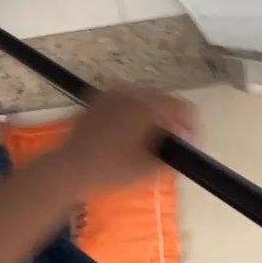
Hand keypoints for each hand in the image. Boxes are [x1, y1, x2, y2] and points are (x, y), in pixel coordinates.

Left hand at [47, 87, 199, 195]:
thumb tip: (186, 140)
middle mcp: (130, 93)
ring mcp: (111, 94)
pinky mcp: (97, 99)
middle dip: (171, 116)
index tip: (190, 140)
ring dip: (152, 111)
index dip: (191, 123)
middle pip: (163, 98)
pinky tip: (130, 127)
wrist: (70, 167)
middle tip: (173, 138)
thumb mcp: (149, 167)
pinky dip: (133, 109)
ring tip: (153, 134)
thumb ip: (174, 152)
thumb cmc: (111, 169)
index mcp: (147, 107)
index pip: (182, 107)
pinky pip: (123, 98)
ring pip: (143, 96)